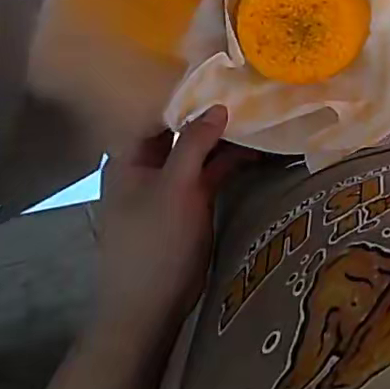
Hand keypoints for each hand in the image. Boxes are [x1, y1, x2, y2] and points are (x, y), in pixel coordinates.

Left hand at [94, 106, 251, 337]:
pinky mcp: (189, 205)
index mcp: (129, 160)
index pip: (157, 116)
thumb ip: (195, 143)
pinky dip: (229, 163)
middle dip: (212, 118)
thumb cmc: (154, 241)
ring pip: (199, 153)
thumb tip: (218, 106)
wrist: (150, 307)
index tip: (222, 81)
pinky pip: (210, 174)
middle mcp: (147, 169)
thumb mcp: (175, 186)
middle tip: (249, 96)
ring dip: (225, 141)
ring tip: (260, 121)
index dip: (187, 98)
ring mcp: (170, 188)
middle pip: (181, 132)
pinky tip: (256, 153)